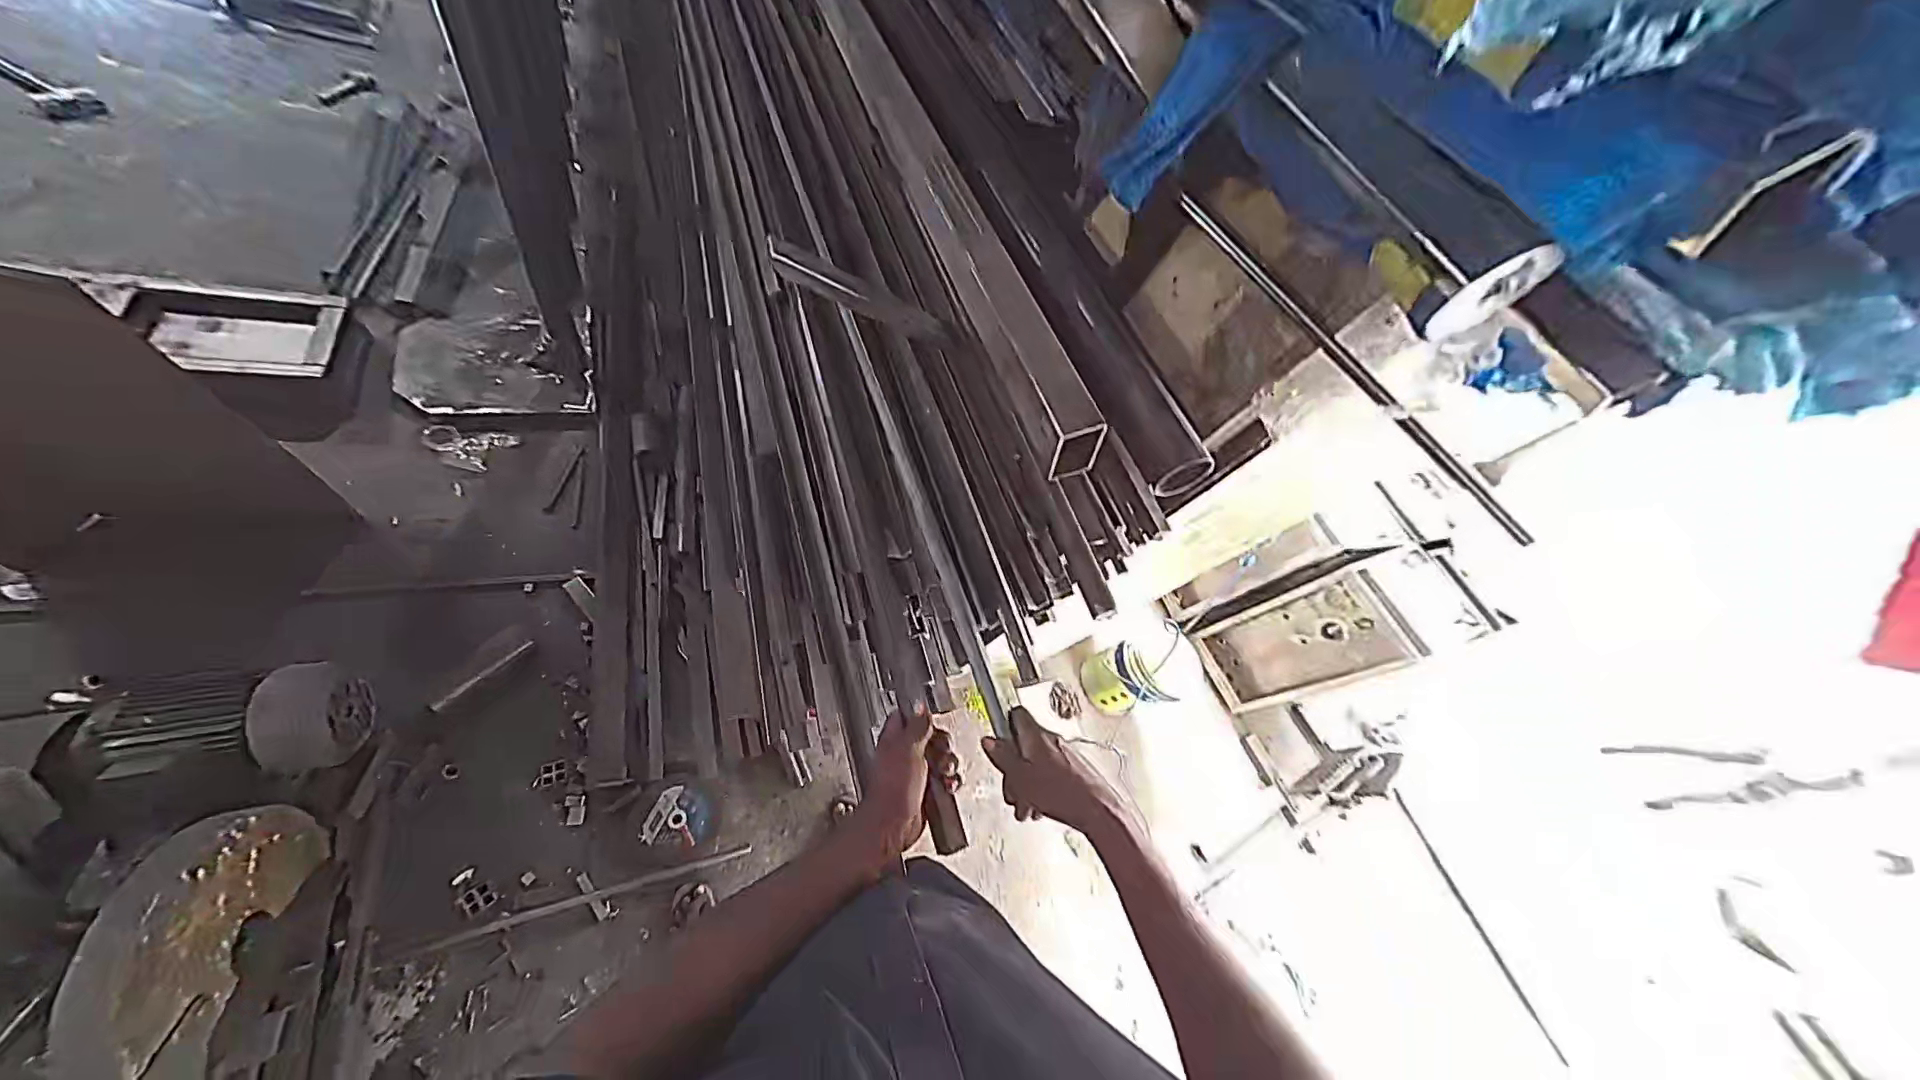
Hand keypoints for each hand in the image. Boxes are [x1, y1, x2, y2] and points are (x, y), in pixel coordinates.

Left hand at [842, 705, 960, 871]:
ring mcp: (915, 773)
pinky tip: (947, 786)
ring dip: (949, 764)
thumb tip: (920, 706)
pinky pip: (945, 780)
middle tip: (942, 750)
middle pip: (931, 738)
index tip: (933, 722)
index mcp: (894, 739)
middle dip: (943, 744)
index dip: (923, 717)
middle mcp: (904, 755)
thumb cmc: (893, 788)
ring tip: (945, 771)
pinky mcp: (926, 791)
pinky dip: (950, 782)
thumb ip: (917, 726)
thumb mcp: (909, 749)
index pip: (909, 717)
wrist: (893, 825)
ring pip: (941, 759)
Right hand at [982, 706, 1138, 842]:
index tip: (997, 745)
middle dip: (1013, 769)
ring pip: (1034, 763)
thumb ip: (1003, 757)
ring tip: (1027, 806)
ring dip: (1026, 784)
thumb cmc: (1063, 794)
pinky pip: (1048, 774)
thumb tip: (989, 741)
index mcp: (1036, 736)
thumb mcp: (1021, 778)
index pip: (1016, 715)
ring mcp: (1064, 754)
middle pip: (1022, 745)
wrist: (1098, 811)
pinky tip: (1040, 807)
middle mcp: (1051, 740)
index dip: (1003, 727)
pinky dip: (1040, 789)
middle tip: (1012, 788)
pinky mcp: (1073, 769)